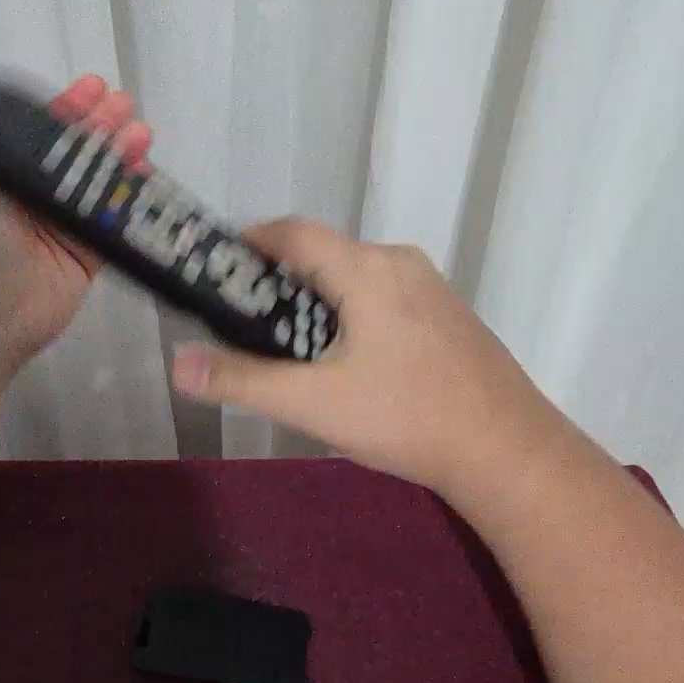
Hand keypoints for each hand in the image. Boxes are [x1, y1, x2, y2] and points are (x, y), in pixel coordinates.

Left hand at [0, 74, 151, 389]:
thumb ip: (4, 147)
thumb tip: (44, 120)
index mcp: (1, 174)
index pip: (40, 133)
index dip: (67, 108)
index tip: (92, 86)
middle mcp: (33, 196)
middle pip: (76, 154)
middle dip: (101, 126)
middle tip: (124, 104)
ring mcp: (63, 226)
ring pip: (101, 183)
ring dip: (122, 155)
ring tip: (141, 132)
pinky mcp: (90, 255)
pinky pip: (118, 221)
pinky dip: (135, 199)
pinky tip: (148, 175)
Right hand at [168, 218, 578, 494]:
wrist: (506, 449)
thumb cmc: (406, 416)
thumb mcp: (315, 403)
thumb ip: (243, 380)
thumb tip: (177, 364)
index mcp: (367, 269)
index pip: (295, 232)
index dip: (251, 241)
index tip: (219, 267)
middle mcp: (400, 262)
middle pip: (326, 254)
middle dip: (283, 280)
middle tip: (249, 321)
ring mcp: (431, 287)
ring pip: (358, 277)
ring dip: (320, 300)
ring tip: (294, 348)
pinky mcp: (448, 313)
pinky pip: (387, 296)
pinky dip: (355, 312)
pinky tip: (352, 362)